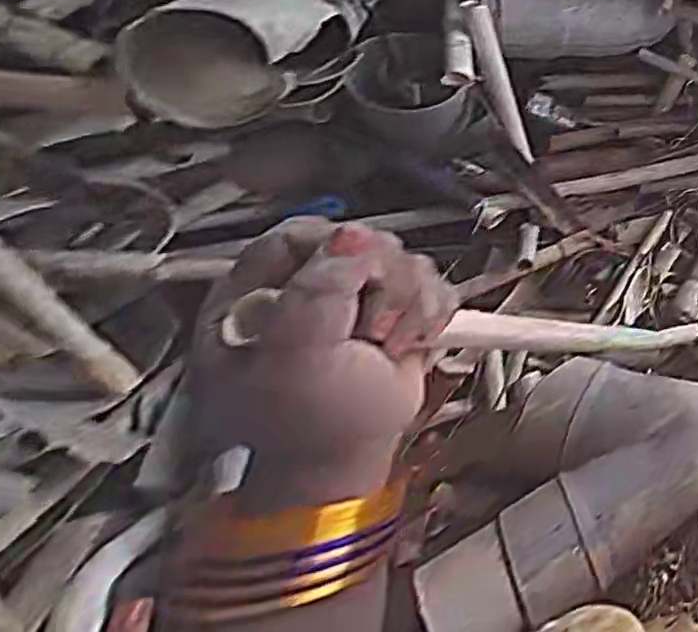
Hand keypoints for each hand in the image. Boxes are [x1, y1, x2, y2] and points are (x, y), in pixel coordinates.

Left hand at [189, 219, 455, 507]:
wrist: (342, 461)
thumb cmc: (302, 427)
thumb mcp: (296, 362)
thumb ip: (316, 294)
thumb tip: (349, 237)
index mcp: (259, 293)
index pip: (304, 235)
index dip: (338, 249)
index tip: (357, 279)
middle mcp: (312, 287)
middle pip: (370, 245)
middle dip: (388, 284)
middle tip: (372, 330)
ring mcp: (361, 297)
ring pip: (411, 264)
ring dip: (414, 306)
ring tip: (388, 347)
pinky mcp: (403, 309)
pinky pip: (438, 286)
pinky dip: (435, 315)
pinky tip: (412, 344)